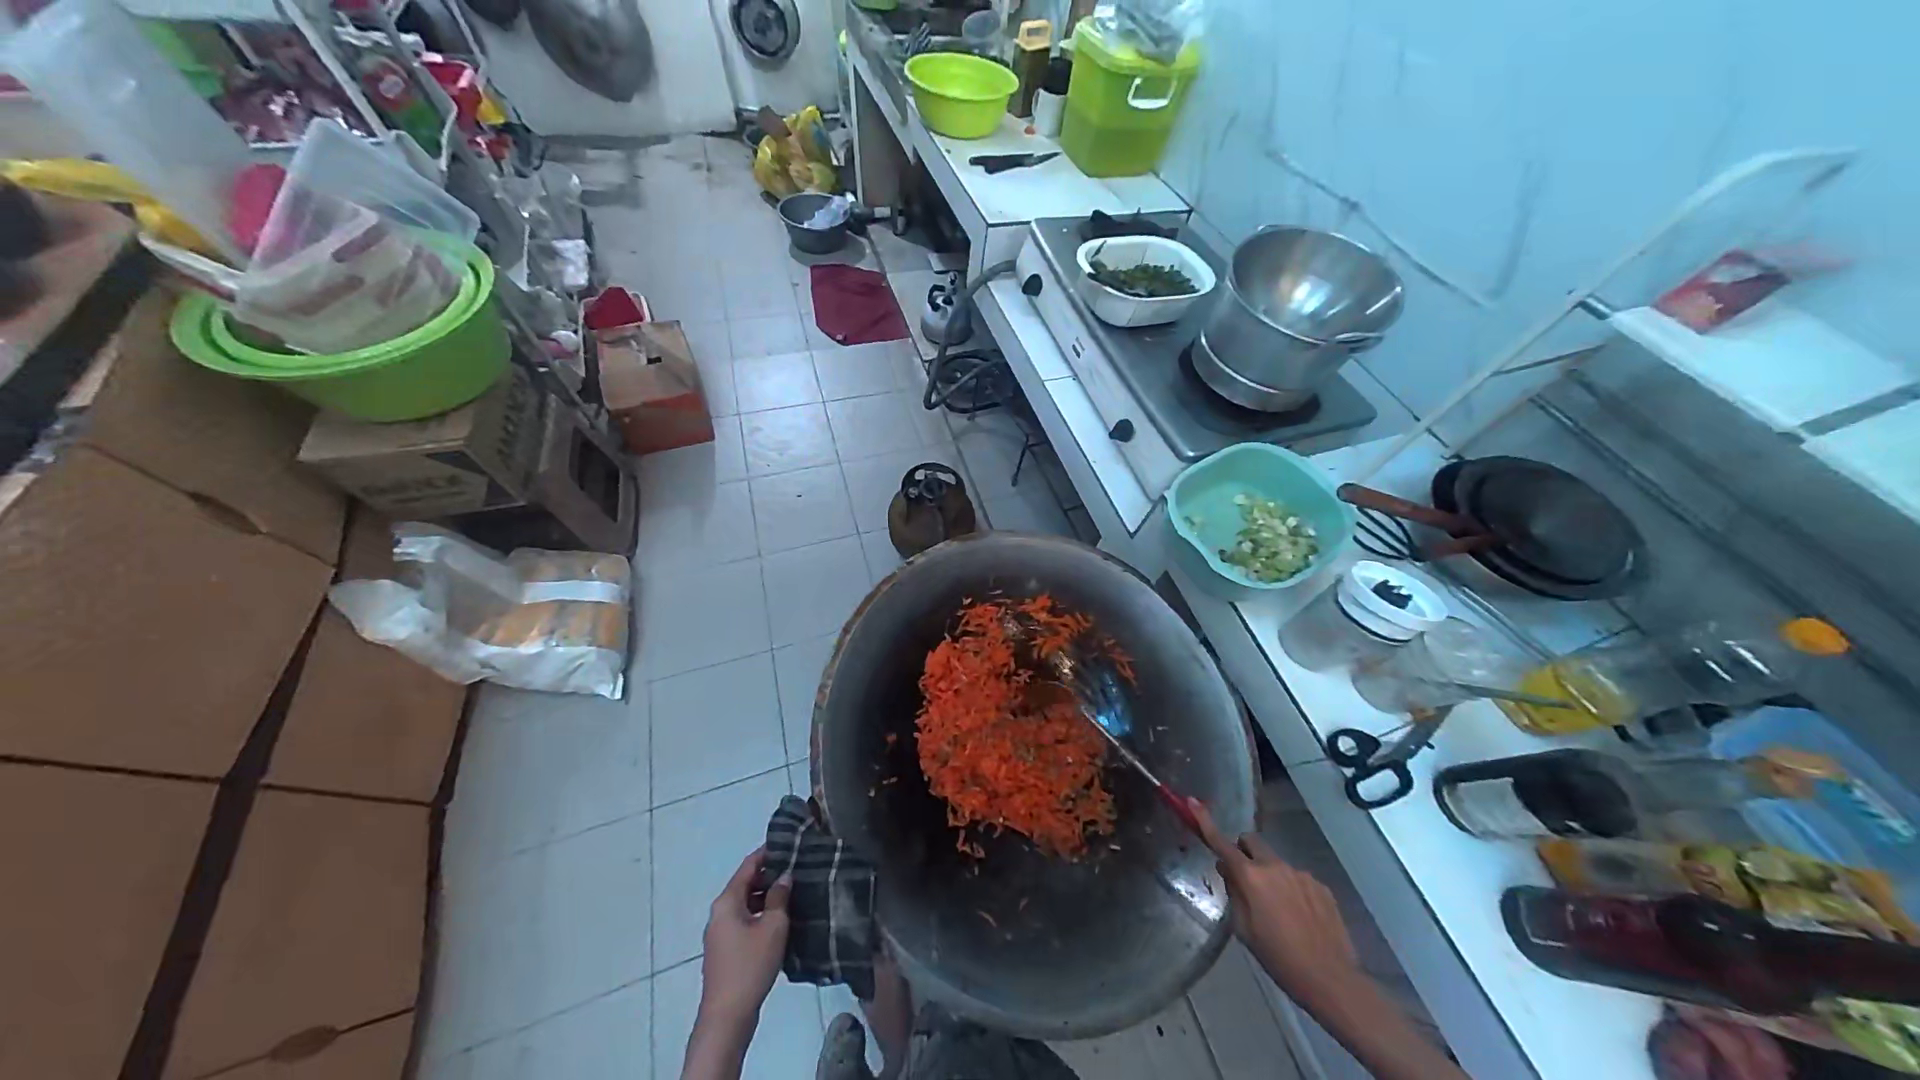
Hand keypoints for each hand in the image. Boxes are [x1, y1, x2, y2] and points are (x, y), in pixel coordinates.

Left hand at [698, 848, 792, 1024]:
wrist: (727, 1016)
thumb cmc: (750, 965)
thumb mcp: (773, 927)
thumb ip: (779, 897)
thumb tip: (784, 877)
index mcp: (727, 901)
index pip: (748, 866)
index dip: (767, 853)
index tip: (788, 843)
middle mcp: (719, 913)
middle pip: (745, 885)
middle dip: (769, 876)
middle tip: (797, 869)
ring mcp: (720, 933)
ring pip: (746, 905)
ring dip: (766, 898)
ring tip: (793, 893)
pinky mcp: (725, 951)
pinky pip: (744, 922)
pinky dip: (760, 915)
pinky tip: (781, 922)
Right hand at [1189, 798, 1360, 1010]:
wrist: (1331, 979)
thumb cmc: (1279, 958)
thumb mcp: (1244, 930)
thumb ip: (1233, 893)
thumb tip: (1227, 870)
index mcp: (1251, 877)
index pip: (1221, 843)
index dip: (1205, 821)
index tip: (1193, 802)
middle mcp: (1275, 867)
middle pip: (1251, 842)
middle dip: (1243, 852)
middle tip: (1245, 880)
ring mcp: (1301, 874)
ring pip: (1275, 862)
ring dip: (1269, 875)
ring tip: (1278, 911)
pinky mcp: (1321, 887)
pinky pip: (1297, 878)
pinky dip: (1291, 889)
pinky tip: (1299, 918)